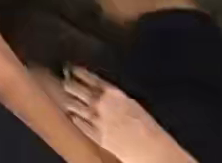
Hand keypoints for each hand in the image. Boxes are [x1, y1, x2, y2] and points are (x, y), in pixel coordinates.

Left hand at [60, 67, 196, 162]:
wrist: (158, 154)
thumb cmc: (152, 132)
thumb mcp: (132, 106)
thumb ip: (115, 98)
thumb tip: (103, 93)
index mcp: (113, 93)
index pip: (86, 75)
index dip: (76, 71)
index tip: (69, 68)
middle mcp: (101, 102)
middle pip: (74, 86)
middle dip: (68, 83)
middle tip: (63, 81)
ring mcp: (96, 119)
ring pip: (72, 102)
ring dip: (68, 99)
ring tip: (63, 96)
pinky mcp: (96, 135)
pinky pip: (78, 122)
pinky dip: (73, 117)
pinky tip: (71, 114)